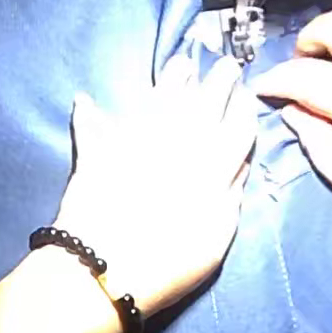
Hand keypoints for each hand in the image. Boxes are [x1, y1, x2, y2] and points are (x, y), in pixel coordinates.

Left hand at [53, 56, 257, 315]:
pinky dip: (88, 114)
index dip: (244, 109)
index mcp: (213, 166)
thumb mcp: (216, 240)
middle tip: (227, 67)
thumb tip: (240, 167)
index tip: (247, 97)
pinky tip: (84, 100)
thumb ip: (231, 199)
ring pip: (160, 98)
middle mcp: (178, 142)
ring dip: (174, 79)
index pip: (238, 127)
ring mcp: (136, 140)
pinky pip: (93, 125)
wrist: (106, 268)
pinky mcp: (98, 150)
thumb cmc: (168, 265)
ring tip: (181, 65)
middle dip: (221, 80)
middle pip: (205, 101)